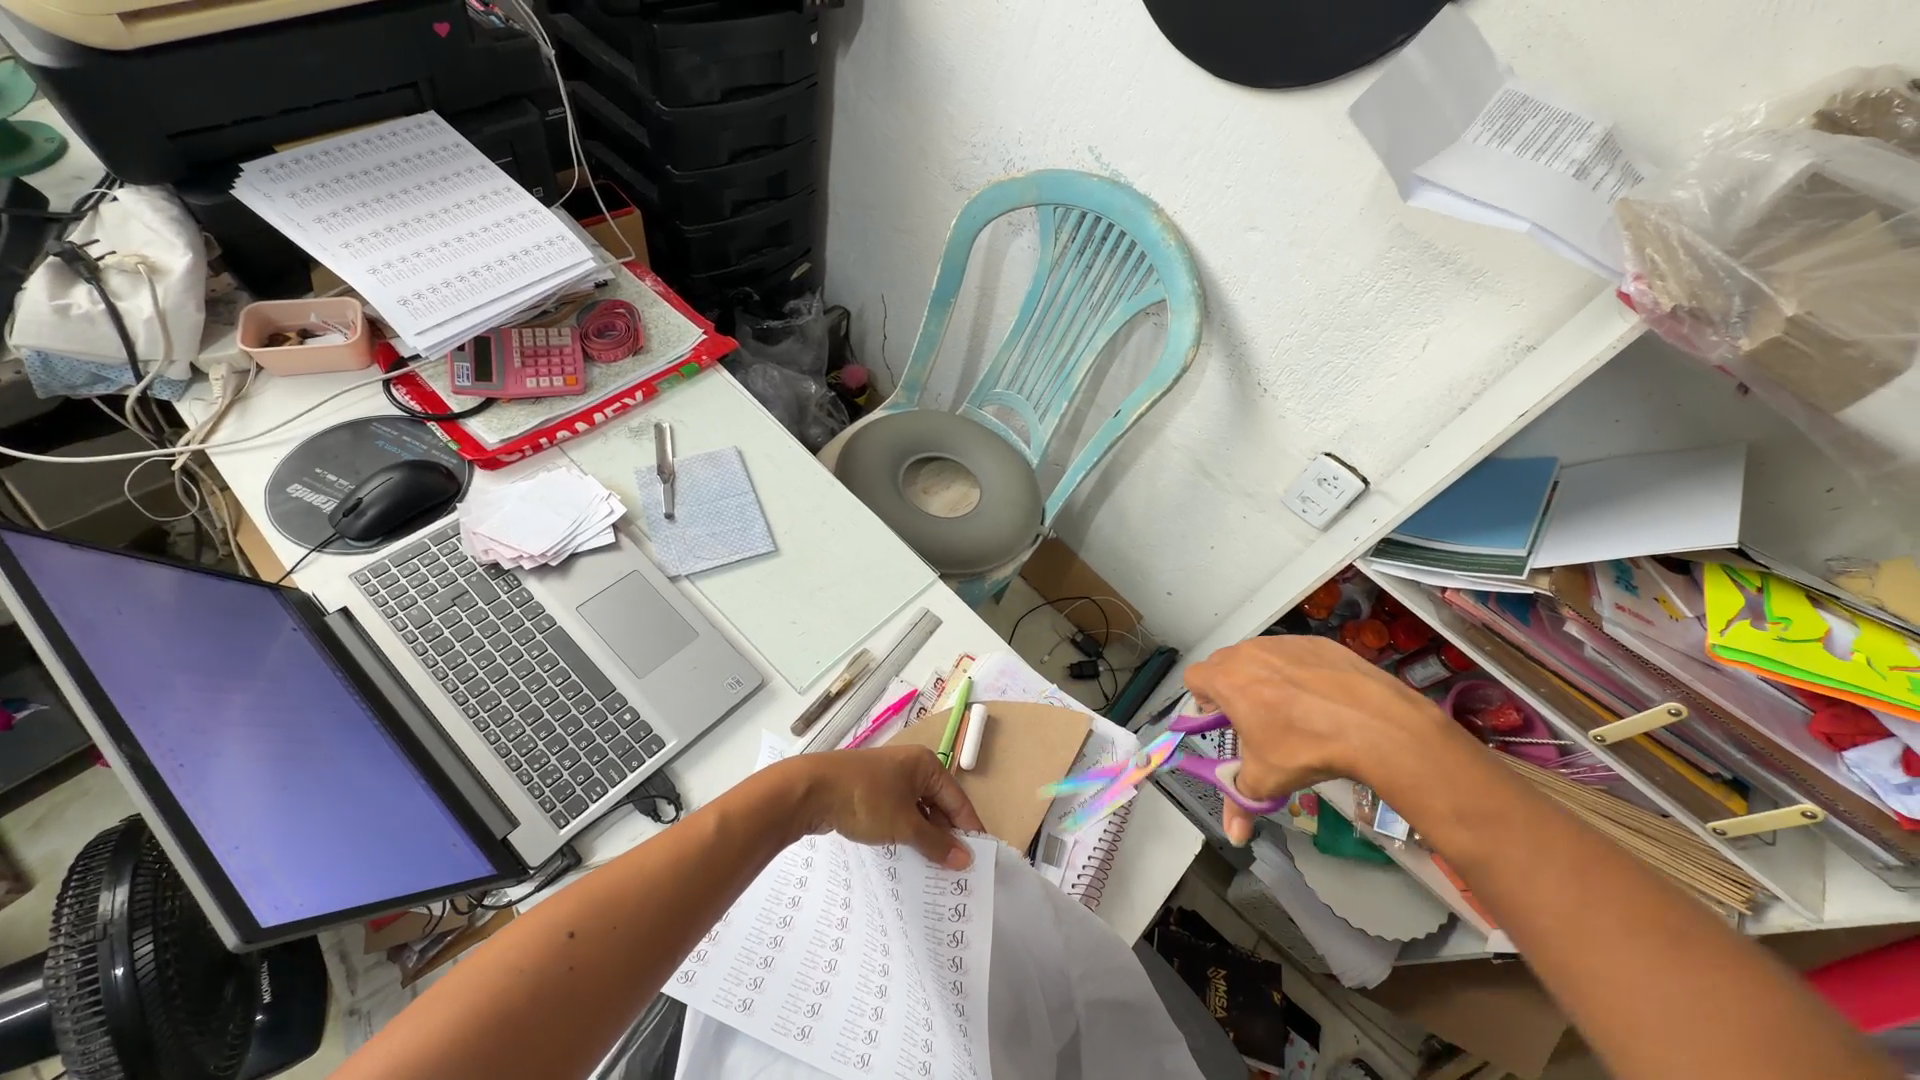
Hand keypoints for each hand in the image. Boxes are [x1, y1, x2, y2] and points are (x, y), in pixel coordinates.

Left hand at [777, 747, 986, 869]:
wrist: (809, 790)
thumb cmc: (866, 800)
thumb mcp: (905, 825)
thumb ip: (937, 844)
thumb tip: (966, 860)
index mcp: (925, 765)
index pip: (957, 800)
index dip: (968, 830)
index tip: (977, 860)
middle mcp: (909, 766)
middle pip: (937, 804)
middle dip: (944, 836)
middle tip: (953, 870)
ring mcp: (887, 778)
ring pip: (915, 811)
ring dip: (922, 836)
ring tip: (931, 868)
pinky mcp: (868, 791)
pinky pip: (895, 813)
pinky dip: (902, 832)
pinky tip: (903, 853)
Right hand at [1186, 636, 1456, 844]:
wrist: (1375, 724)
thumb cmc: (1307, 747)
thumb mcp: (1267, 780)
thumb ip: (1240, 803)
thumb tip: (1234, 835)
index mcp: (1227, 680)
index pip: (1194, 678)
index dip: (1202, 700)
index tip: (1221, 721)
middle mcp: (1250, 653)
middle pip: (1224, 663)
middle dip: (1230, 688)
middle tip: (1253, 718)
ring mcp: (1286, 644)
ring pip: (1260, 656)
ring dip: (1263, 677)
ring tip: (1290, 709)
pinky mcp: (1318, 643)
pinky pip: (1295, 654)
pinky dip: (1298, 672)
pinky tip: (1320, 699)